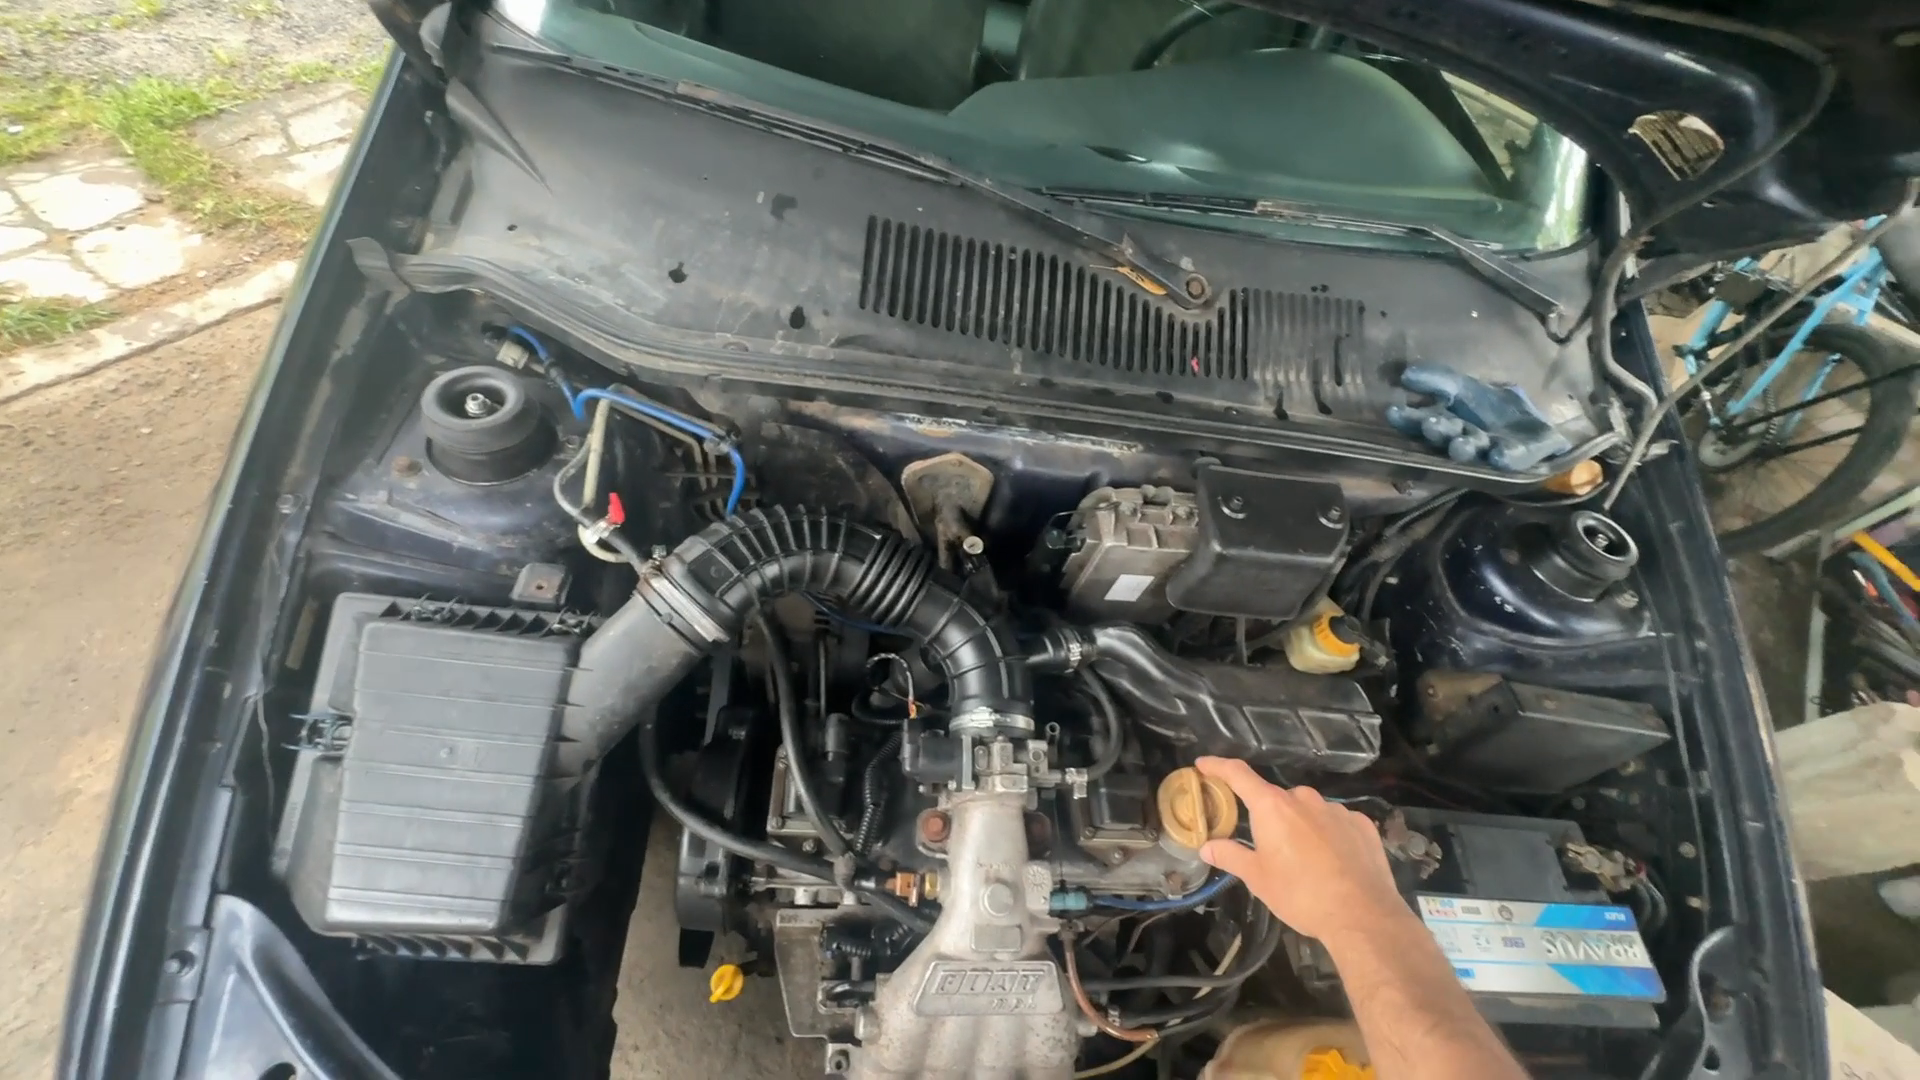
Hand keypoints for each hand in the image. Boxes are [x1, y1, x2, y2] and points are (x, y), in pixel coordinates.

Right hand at [1194, 756, 1407, 943]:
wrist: (1364, 918)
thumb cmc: (1301, 895)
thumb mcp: (1258, 879)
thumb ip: (1230, 856)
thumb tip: (1206, 847)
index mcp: (1272, 806)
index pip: (1238, 774)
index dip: (1218, 766)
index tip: (1203, 764)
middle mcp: (1303, 798)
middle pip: (1276, 798)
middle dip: (1269, 816)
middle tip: (1268, 844)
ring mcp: (1336, 809)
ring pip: (1308, 810)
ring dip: (1301, 825)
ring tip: (1305, 859)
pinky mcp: (1362, 825)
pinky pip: (1336, 821)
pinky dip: (1329, 833)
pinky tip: (1334, 860)